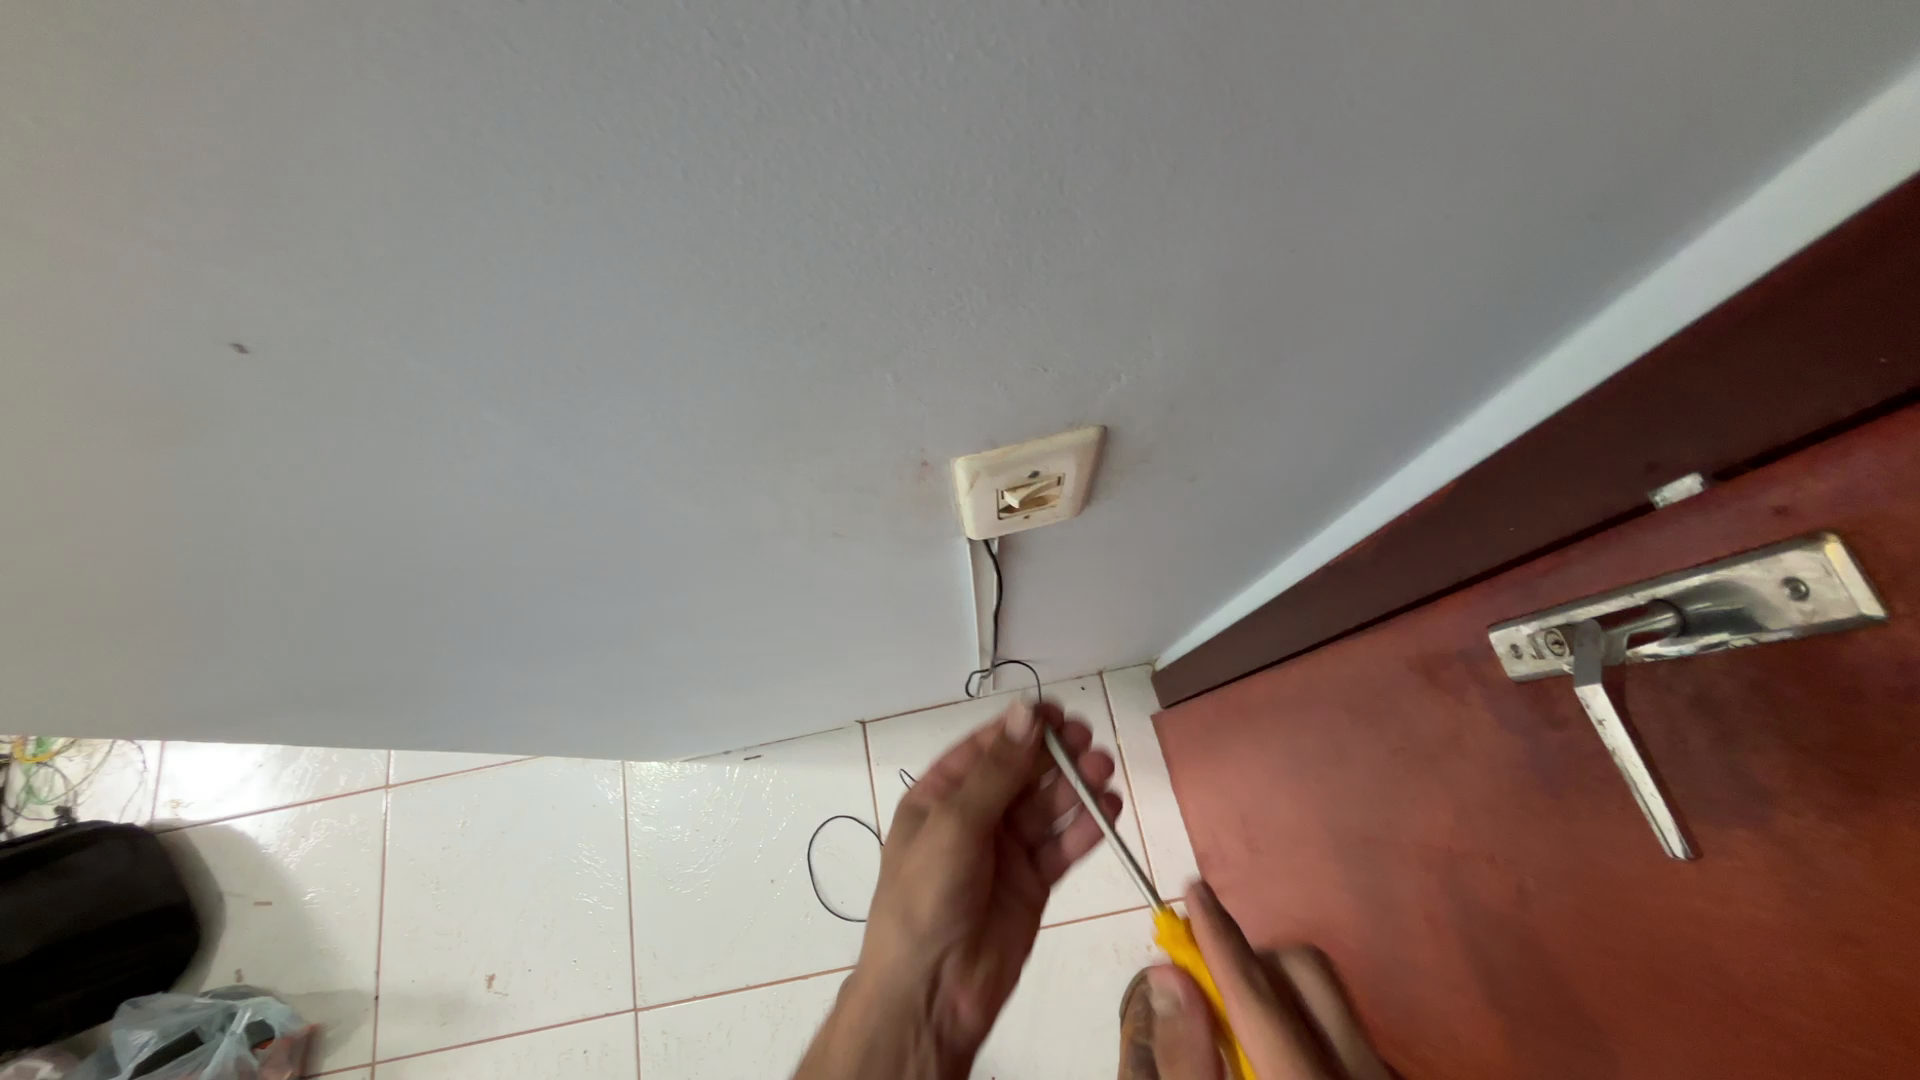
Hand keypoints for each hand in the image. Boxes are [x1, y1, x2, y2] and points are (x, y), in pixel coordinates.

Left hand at [794, 699, 1122, 1079]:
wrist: (931, 992)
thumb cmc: (926, 896)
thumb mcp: (955, 824)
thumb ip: (997, 770)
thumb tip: (1026, 711)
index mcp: (941, 795)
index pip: (987, 748)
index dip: (1021, 727)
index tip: (1058, 712)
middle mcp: (975, 816)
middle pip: (1023, 774)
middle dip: (1056, 756)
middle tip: (1089, 742)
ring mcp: (1005, 849)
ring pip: (1048, 806)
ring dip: (1076, 787)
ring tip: (1104, 770)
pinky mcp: (1033, 881)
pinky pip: (1062, 845)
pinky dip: (1086, 828)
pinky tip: (1109, 811)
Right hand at [1147, 882, 1391, 1079]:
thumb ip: (1188, 1061)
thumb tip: (1168, 979)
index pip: (1256, 994)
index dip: (1218, 937)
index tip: (1192, 889)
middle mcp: (1360, 1076)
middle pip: (1306, 973)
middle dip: (1254, 962)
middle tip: (1214, 985)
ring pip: (1330, 999)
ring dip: (1279, 995)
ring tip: (1247, 1038)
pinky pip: (1347, 1030)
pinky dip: (1306, 1027)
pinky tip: (1284, 1064)